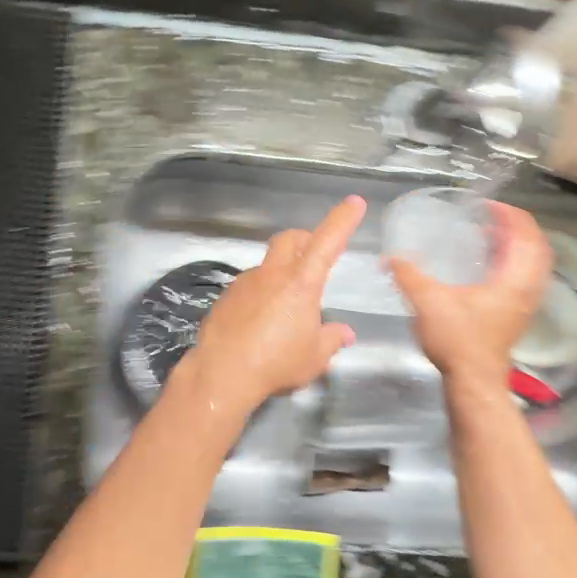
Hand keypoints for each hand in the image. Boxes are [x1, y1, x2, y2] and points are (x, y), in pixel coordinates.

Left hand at [183, 195, 365, 409]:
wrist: (222, 374)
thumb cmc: (276, 363)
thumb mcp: (314, 357)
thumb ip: (332, 339)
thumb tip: (345, 333)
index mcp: (301, 283)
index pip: (327, 241)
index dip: (342, 220)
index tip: (354, 203)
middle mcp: (272, 275)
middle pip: (290, 239)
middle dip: (305, 240)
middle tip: (315, 256)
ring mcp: (244, 284)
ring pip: (267, 265)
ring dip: (281, 273)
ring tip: (288, 306)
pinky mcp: (226, 298)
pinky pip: (249, 288)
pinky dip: (261, 295)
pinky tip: (262, 322)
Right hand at [388, 201, 551, 386]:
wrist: (474, 381)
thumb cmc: (458, 340)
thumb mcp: (428, 302)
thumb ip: (409, 276)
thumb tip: (391, 258)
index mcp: (515, 278)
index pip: (525, 234)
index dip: (510, 215)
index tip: (488, 206)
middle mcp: (528, 288)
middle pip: (536, 247)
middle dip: (517, 228)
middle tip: (493, 218)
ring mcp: (526, 304)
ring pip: (533, 265)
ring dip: (517, 247)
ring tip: (491, 239)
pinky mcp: (517, 316)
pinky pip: (525, 279)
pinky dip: (513, 265)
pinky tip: (487, 268)